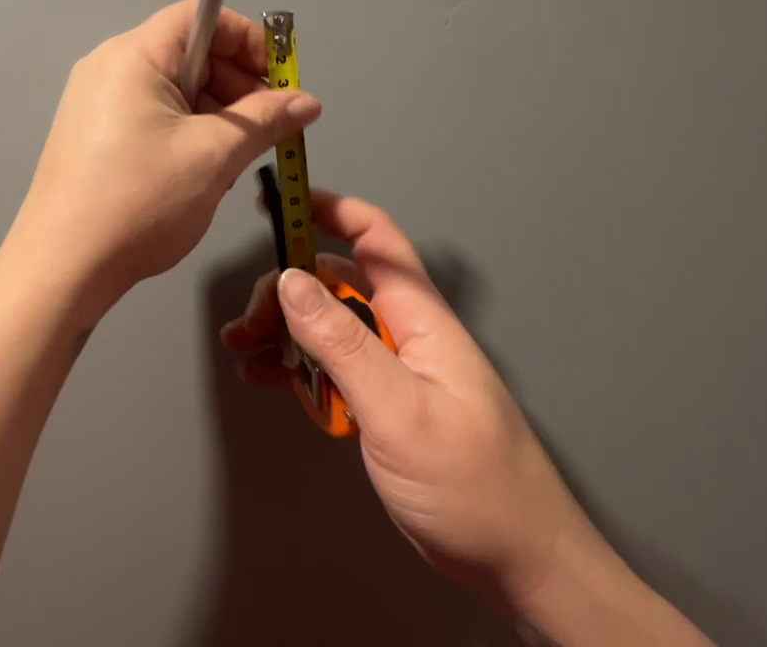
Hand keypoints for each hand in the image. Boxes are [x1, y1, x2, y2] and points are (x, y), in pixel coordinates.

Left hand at [0, 0, 320, 319]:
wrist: (63, 266)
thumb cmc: (140, 202)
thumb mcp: (213, 156)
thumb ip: (265, 119)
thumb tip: (306, 101)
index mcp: (132, 55)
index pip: (200, 15)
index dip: (248, 39)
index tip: (280, 80)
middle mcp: (107, 67)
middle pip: (187, 52)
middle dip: (235, 83)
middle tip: (268, 126)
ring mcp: (93, 102)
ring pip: (171, 89)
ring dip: (214, 113)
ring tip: (235, 158)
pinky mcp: (90, 135)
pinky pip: (150, 114)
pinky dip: (184, 131)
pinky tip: (201, 170)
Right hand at [220, 190, 605, 605]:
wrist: (522, 566)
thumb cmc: (477, 491)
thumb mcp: (398, 412)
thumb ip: (342, 344)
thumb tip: (291, 281)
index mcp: (420, 321)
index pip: (375, 240)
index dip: (330, 209)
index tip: (280, 199)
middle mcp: (406, 335)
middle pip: (336, 286)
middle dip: (285, 292)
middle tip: (248, 325)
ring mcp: (395, 370)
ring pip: (328, 327)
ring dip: (283, 332)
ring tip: (244, 350)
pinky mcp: (384, 403)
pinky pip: (331, 368)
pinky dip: (296, 368)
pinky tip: (266, 377)